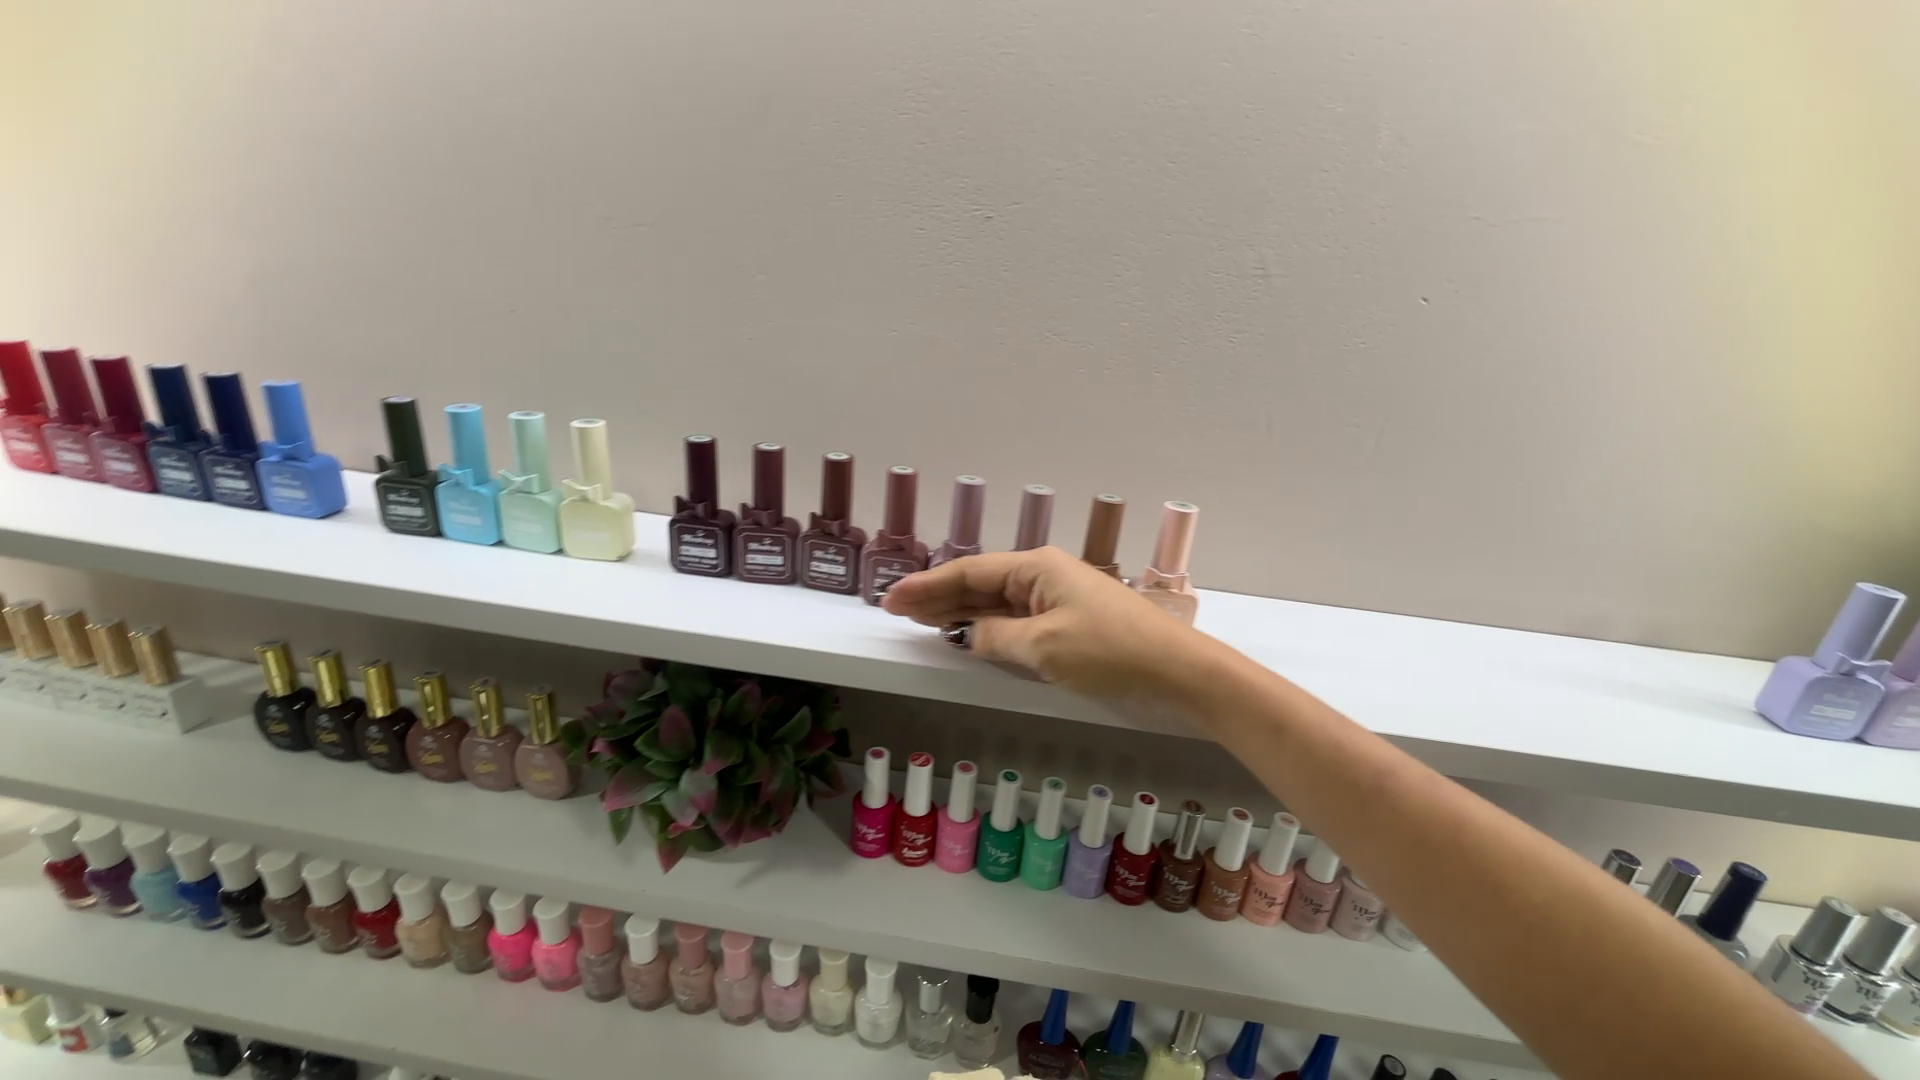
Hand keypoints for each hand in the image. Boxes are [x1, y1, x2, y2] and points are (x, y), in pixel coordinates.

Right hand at [881, 546, 1203, 702]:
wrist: (1178, 672)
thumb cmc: (1111, 652)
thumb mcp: (1044, 647)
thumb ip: (996, 638)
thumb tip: (966, 634)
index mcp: (1036, 568)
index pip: (969, 572)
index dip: (927, 586)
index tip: (892, 599)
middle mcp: (1044, 576)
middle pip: (979, 583)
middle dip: (937, 596)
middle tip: (896, 609)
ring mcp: (1058, 600)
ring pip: (997, 603)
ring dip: (959, 611)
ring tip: (920, 619)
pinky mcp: (1070, 624)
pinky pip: (1017, 620)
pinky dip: (988, 627)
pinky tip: (969, 635)